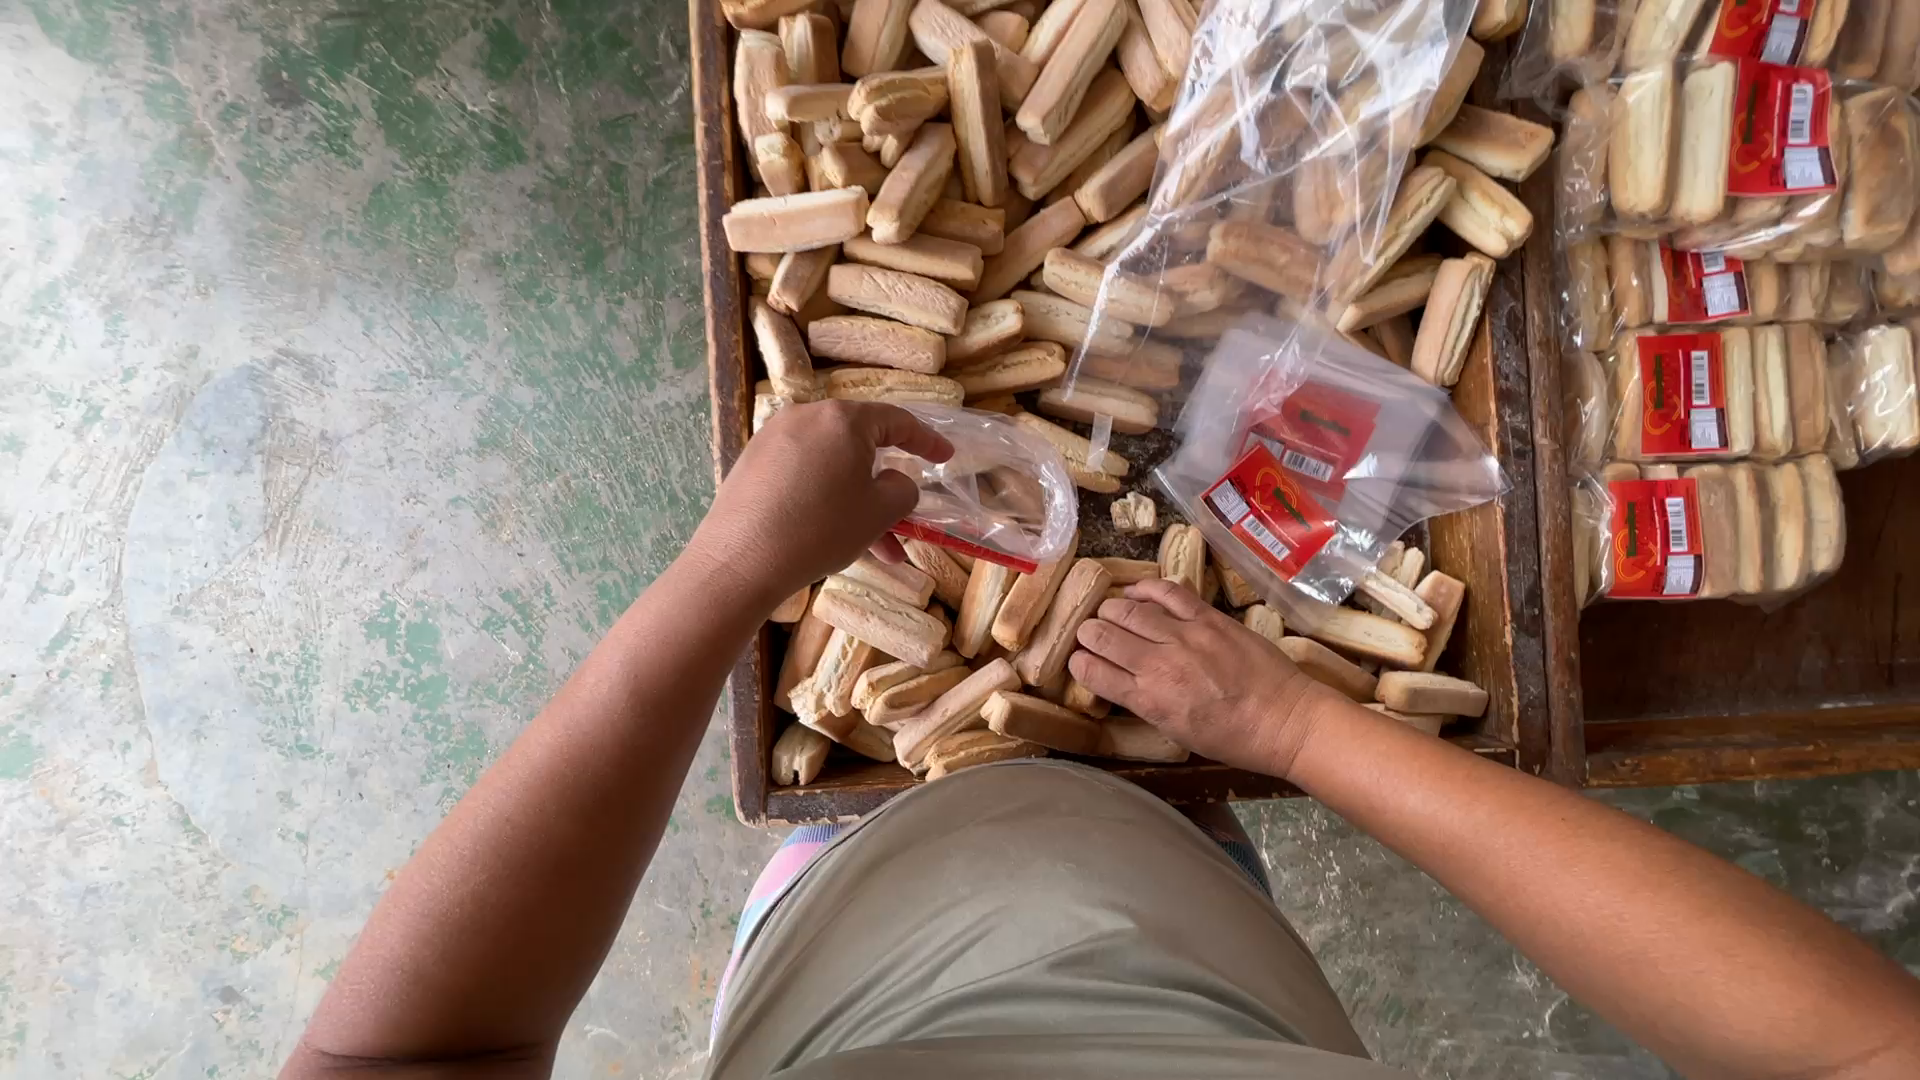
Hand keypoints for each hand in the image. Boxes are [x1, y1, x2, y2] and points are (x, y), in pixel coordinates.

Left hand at [689, 400, 952, 608]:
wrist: (740, 561)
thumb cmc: (821, 529)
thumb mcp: (879, 512)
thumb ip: (903, 490)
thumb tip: (895, 481)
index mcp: (843, 419)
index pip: (897, 421)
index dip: (928, 441)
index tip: (947, 456)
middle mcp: (806, 417)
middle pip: (860, 444)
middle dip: (886, 483)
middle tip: (905, 511)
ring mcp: (774, 439)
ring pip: (832, 467)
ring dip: (857, 502)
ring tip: (875, 547)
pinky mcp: (752, 464)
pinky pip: (804, 476)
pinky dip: (827, 500)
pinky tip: (834, 536)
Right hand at [1069, 579, 1344, 778]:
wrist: (1286, 721)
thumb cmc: (1231, 738)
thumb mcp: (1176, 731)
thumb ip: (1144, 701)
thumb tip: (1119, 678)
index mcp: (1148, 699)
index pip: (1092, 671)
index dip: (1078, 662)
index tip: (1079, 660)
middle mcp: (1158, 664)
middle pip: (1102, 635)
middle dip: (1087, 633)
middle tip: (1089, 634)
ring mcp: (1183, 636)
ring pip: (1127, 610)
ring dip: (1109, 610)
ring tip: (1108, 613)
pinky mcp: (1207, 617)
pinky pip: (1166, 591)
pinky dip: (1144, 588)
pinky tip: (1135, 591)